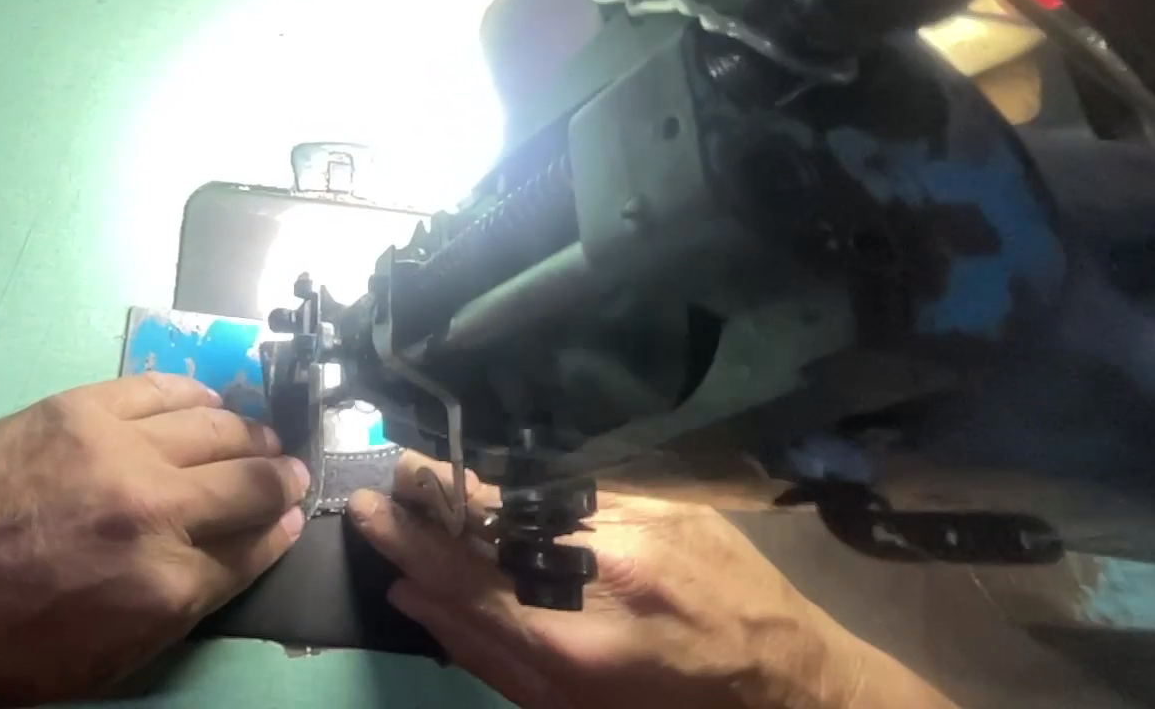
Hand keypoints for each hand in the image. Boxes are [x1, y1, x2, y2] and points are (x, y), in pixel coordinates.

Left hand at [0, 374, 309, 706]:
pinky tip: (208, 400)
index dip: (279, 530)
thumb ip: (178, 604)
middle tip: (289, 471)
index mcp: (164, 588)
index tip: (292, 515)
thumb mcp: (104, 661)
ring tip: (257, 436)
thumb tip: (228, 556)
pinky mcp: (79, 407)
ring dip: (247, 433)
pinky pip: (159, 387)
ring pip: (214, 426)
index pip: (253, 548)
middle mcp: (156, 509)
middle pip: (249, 481)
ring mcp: (117, 448)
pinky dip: (194, 393)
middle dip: (281, 478)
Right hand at [348, 453, 955, 708]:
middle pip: (477, 505)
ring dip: (463, 479)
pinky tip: (510, 493)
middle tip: (397, 486)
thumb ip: (481, 650)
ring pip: (510, 479)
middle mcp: (595, 567)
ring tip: (441, 487)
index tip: (359, 506)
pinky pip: (556, 475)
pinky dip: (518, 484)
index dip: (399, 536)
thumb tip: (405, 594)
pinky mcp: (649, 490)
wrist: (795, 680)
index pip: (456, 572)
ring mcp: (625, 518)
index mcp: (573, 641)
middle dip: (421, 486)